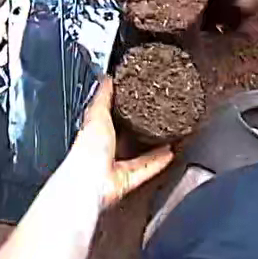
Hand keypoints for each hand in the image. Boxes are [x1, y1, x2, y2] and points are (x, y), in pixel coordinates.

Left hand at [60, 78, 173, 209]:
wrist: (90, 180)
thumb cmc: (87, 149)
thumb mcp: (96, 113)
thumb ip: (103, 96)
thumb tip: (106, 78)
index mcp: (95, 133)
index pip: (109, 118)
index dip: (121, 110)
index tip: (136, 100)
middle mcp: (105, 150)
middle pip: (126, 138)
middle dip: (141, 129)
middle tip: (158, 118)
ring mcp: (117, 166)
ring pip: (139, 155)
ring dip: (154, 147)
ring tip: (169, 135)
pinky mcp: (129, 179)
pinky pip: (147, 168)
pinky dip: (159, 161)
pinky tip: (170, 152)